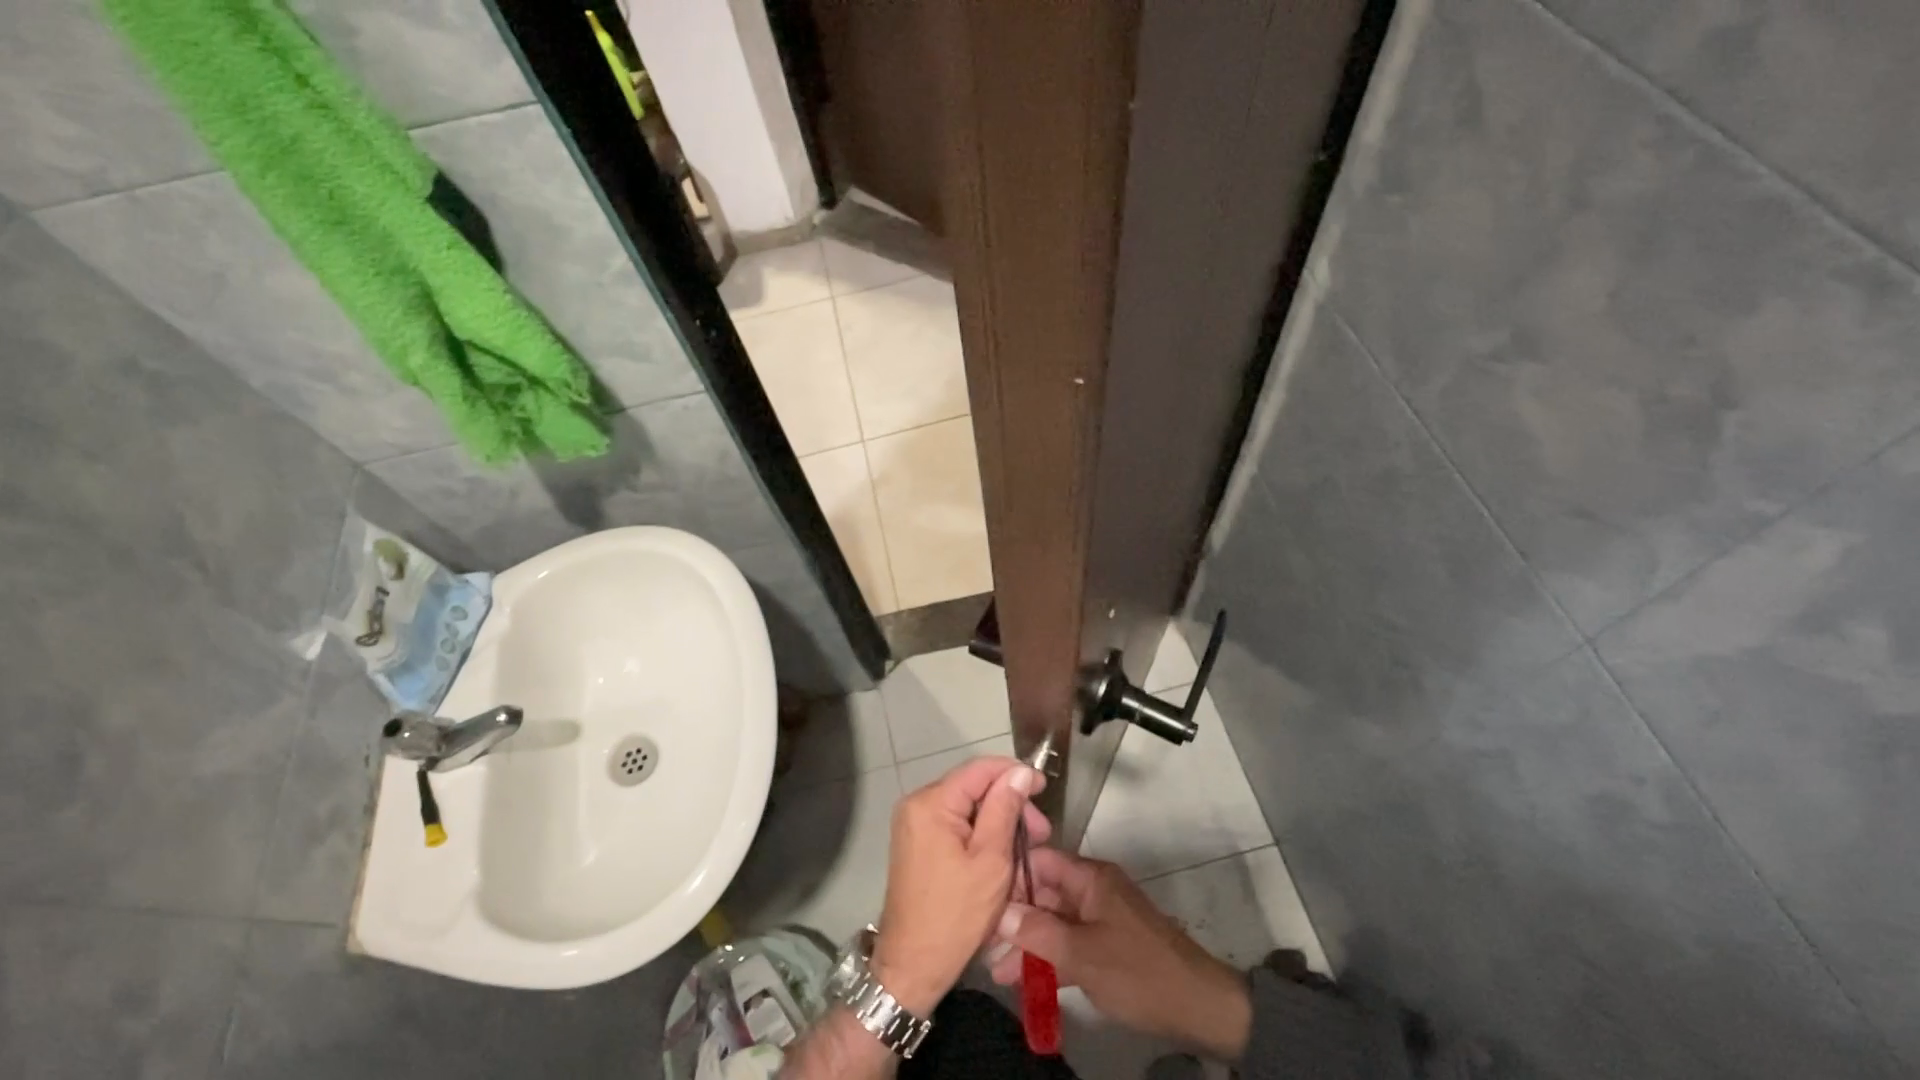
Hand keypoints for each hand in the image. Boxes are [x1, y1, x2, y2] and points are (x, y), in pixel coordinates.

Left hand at [870, 757, 1048, 1014]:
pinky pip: (954, 826)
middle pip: (972, 788)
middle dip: (1008, 804)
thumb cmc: (957, 914)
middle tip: (1040, 832)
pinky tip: (1002, 856)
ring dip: (998, 822)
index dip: (1014, 773)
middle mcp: (916, 805)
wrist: (913, 964)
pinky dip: (980, 835)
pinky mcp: (916, 845)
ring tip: (1027, 849)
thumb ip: (1004, 810)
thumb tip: (1018, 772)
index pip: (978, 769)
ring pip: (965, 808)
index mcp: (931, 804)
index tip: (1044, 788)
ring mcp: (913, 826)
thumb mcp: (991, 860)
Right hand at [988, 848, 1251, 1059]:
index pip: (1040, 860)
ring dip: (1027, 943)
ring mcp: (1102, 918)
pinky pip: (1069, 942)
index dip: (1010, 875)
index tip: (980, 899)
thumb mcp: (1080, 953)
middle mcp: (1095, 890)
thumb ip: (1036, 931)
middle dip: (1013, 917)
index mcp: (1091, 879)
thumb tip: (996, 912)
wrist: (1198, 1007)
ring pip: (1054, 921)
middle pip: (1044, 893)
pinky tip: (1023, 980)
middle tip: (980, 942)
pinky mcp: (1108, 945)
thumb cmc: (1138, 972)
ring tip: (994, 970)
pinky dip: (1048, 957)